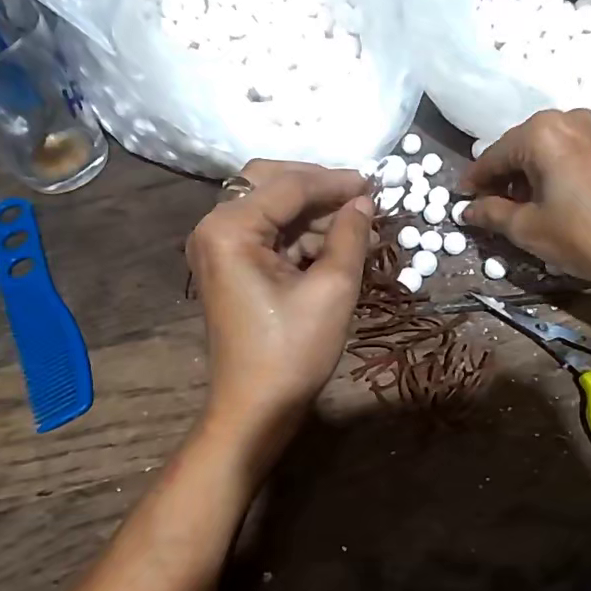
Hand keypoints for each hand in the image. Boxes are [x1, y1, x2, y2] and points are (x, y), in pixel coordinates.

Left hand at [186, 160, 373, 458]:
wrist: (255, 409)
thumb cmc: (292, 353)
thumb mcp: (332, 290)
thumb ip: (349, 236)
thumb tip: (364, 201)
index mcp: (230, 229)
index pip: (288, 185)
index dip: (334, 181)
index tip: (375, 182)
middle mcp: (214, 229)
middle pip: (269, 184)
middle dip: (317, 188)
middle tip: (360, 198)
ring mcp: (218, 249)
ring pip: (270, 209)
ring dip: (311, 214)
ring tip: (356, 226)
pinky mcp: (229, 268)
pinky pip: (267, 235)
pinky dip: (299, 236)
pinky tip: (333, 246)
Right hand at [460, 109, 590, 296]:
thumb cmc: (585, 235)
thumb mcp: (528, 228)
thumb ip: (491, 213)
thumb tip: (466, 210)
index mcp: (539, 132)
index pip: (491, 157)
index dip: (473, 183)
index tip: (459, 203)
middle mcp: (565, 117)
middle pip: (517, 148)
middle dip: (500, 178)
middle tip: (487, 210)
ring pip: (542, 150)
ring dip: (524, 176)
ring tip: (517, 210)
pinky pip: (565, 152)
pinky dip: (549, 172)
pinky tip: (547, 200)